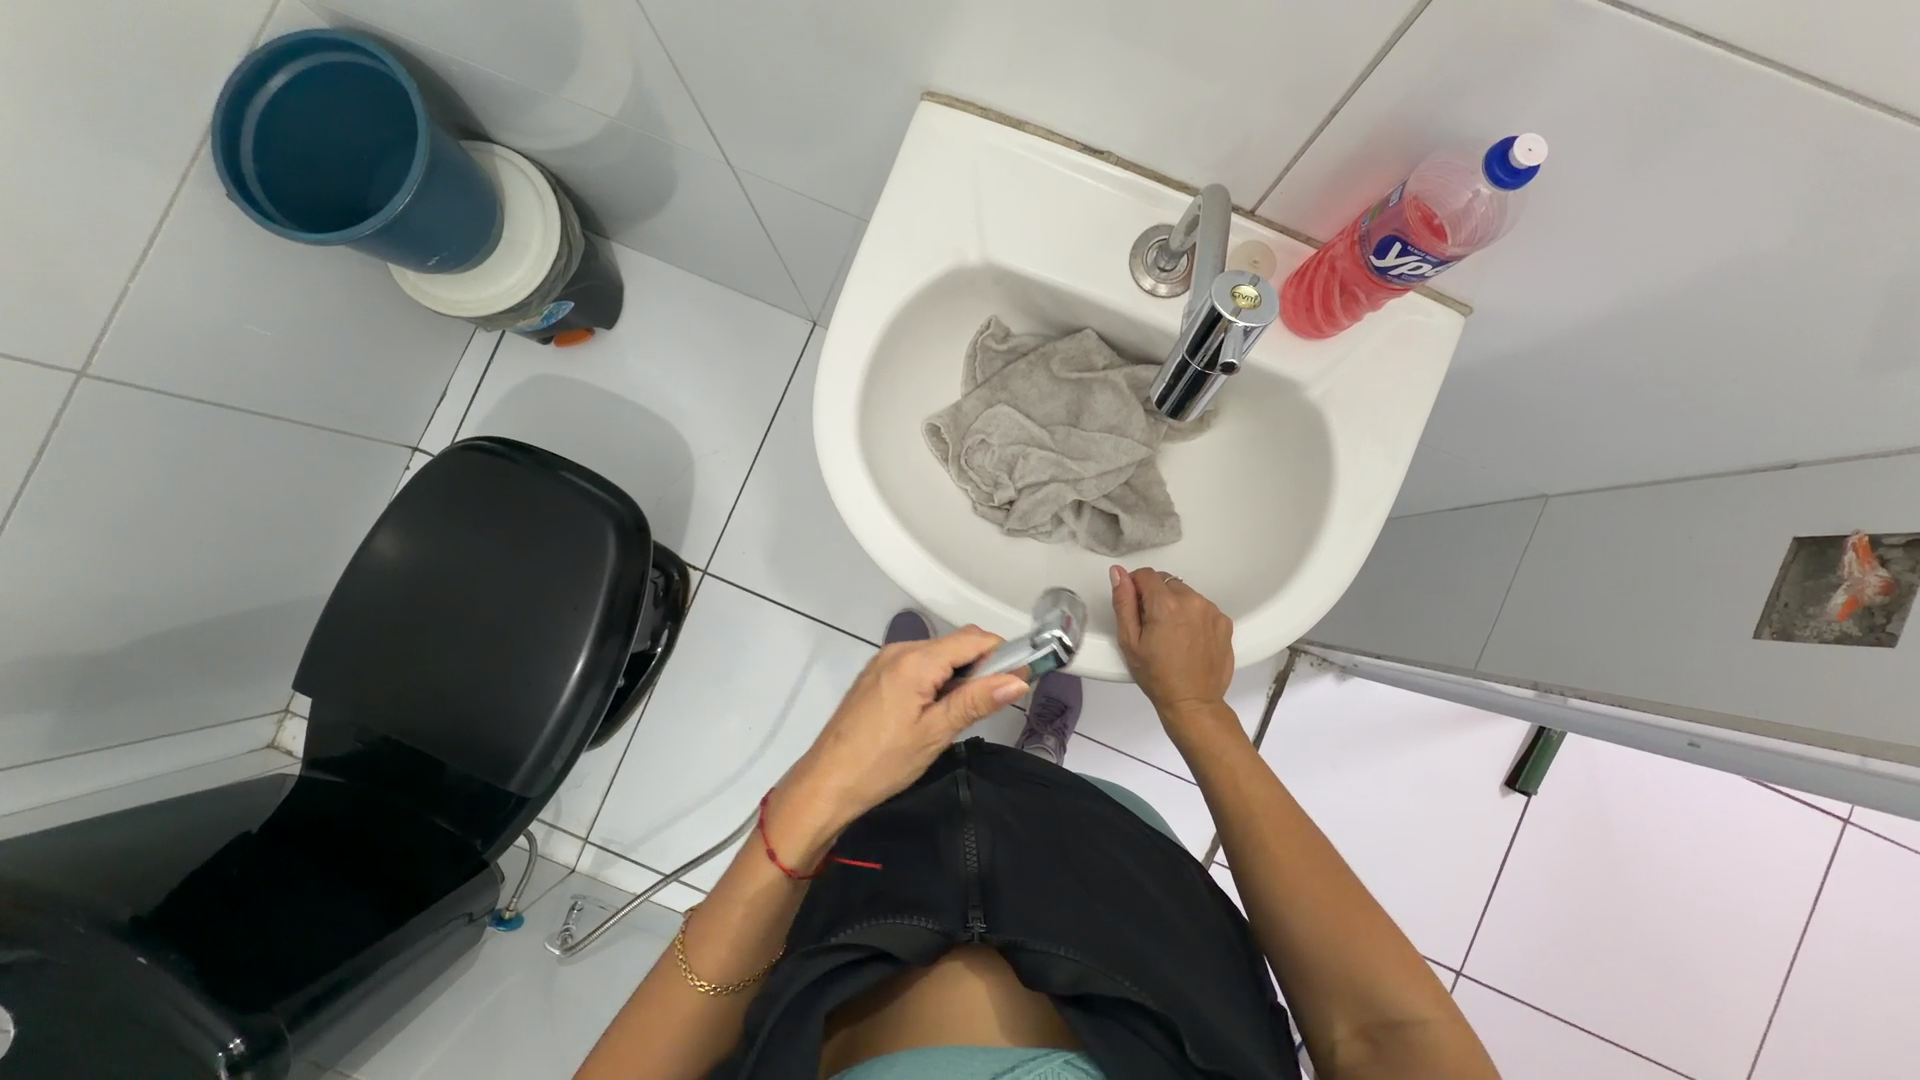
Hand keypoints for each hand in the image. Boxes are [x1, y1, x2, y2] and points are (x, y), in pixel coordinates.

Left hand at [772, 627, 1027, 859]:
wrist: (826, 783)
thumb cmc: (882, 762)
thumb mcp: (936, 733)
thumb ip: (976, 701)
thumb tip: (1019, 679)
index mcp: (915, 660)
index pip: (973, 639)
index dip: (1002, 654)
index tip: (1021, 679)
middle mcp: (899, 650)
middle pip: (955, 644)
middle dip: (982, 665)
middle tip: (994, 702)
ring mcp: (884, 661)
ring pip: (937, 655)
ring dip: (959, 674)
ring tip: (964, 712)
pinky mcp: (876, 676)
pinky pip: (917, 665)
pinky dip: (936, 679)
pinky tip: (936, 710)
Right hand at [1111, 565, 1234, 729]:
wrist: (1193, 702)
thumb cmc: (1156, 675)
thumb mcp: (1129, 641)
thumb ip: (1123, 602)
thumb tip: (1118, 572)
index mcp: (1166, 605)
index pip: (1146, 574)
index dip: (1135, 586)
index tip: (1135, 607)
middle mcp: (1192, 601)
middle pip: (1167, 582)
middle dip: (1156, 596)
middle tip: (1152, 625)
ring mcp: (1212, 611)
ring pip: (1185, 593)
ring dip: (1176, 605)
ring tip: (1172, 634)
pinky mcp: (1224, 622)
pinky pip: (1203, 607)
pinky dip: (1193, 615)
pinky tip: (1188, 638)